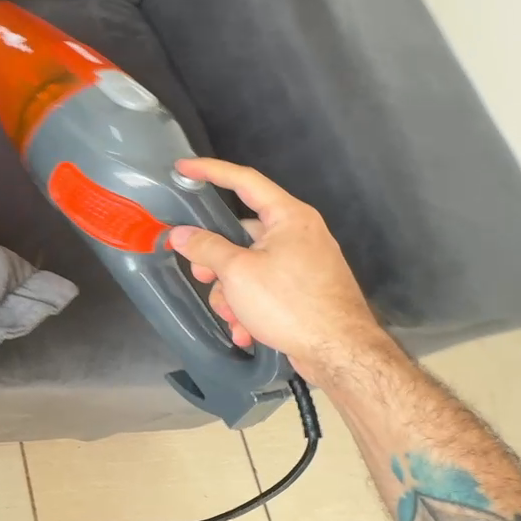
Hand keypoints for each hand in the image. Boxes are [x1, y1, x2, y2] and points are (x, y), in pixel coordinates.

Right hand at [166, 158, 397, 382]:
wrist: (340, 353)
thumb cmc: (290, 303)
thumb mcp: (238, 272)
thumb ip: (205, 247)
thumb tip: (180, 234)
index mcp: (288, 217)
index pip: (244, 181)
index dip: (210, 171)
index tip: (182, 168)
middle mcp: (298, 234)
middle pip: (240, 233)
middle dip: (215, 260)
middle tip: (202, 276)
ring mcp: (301, 263)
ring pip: (246, 265)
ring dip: (230, 292)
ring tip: (233, 315)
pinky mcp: (301, 289)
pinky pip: (262, 287)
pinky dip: (247, 306)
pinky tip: (245, 329)